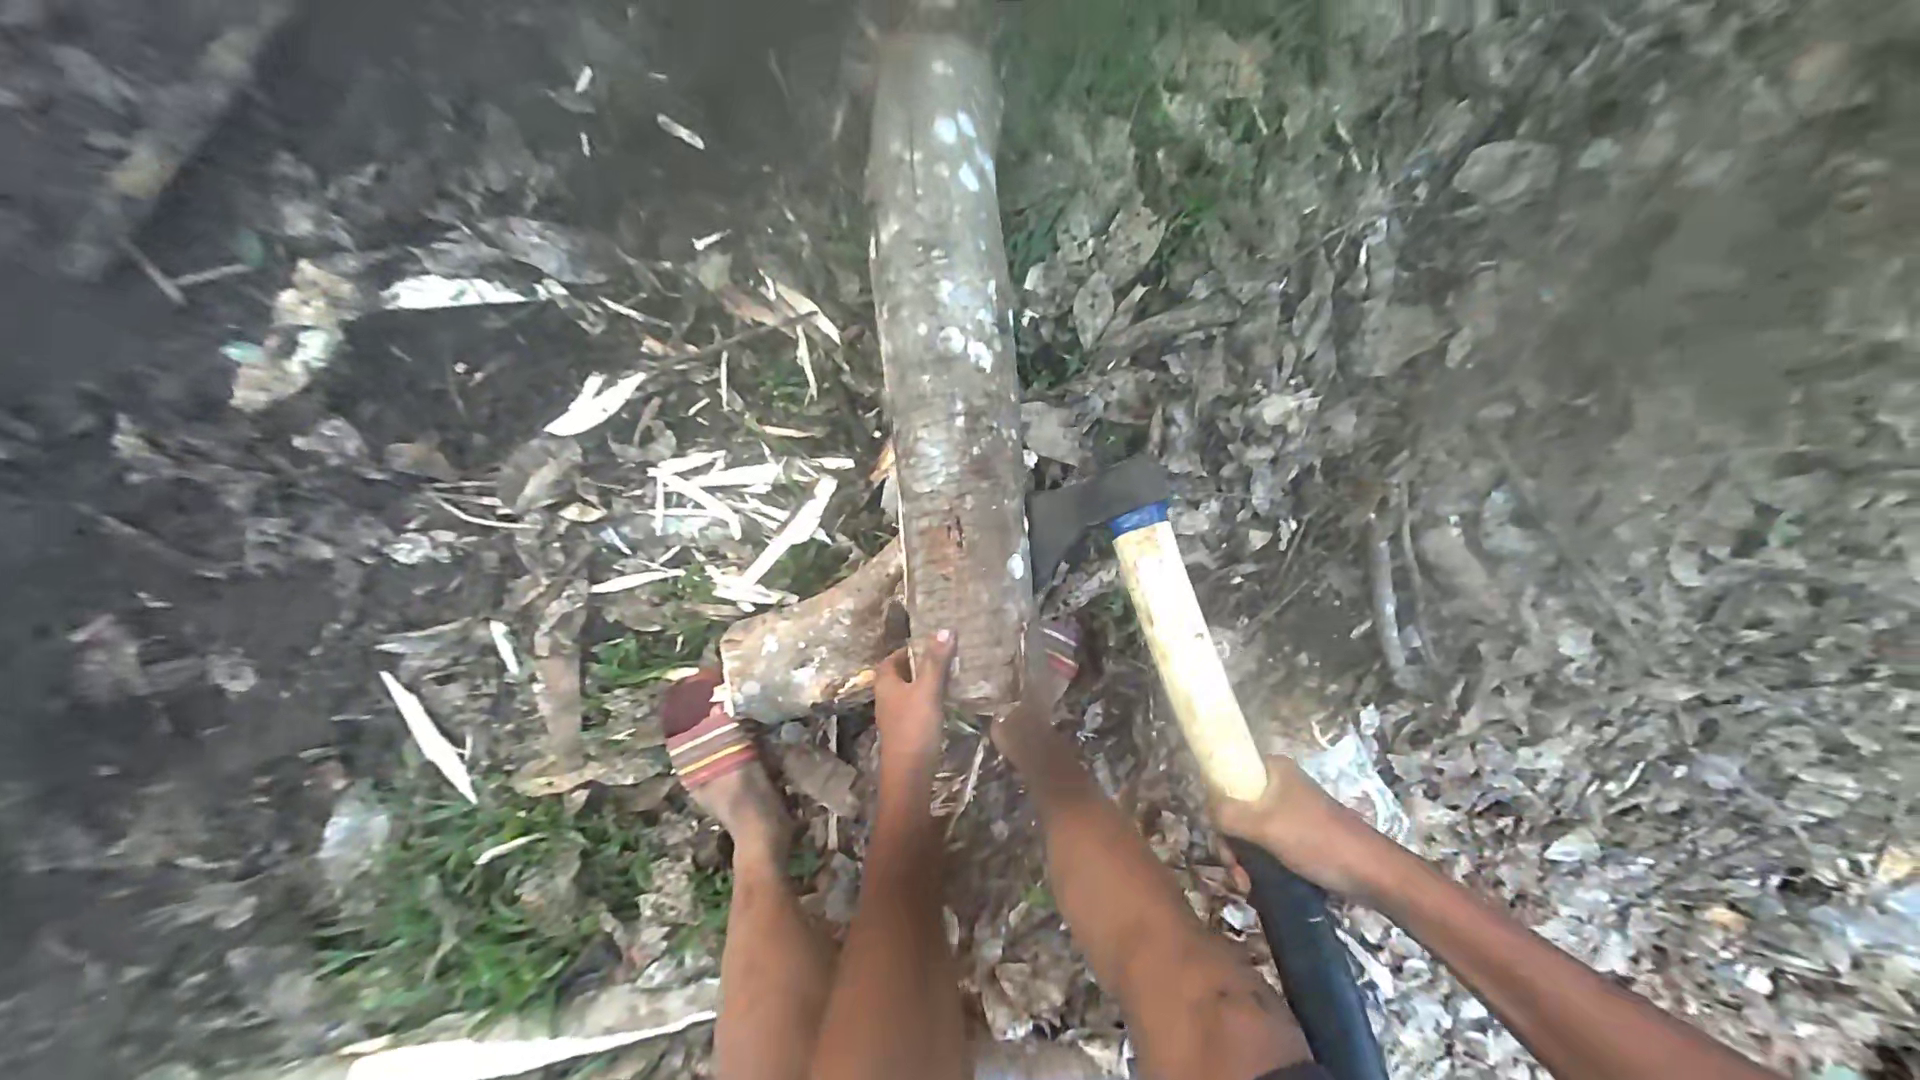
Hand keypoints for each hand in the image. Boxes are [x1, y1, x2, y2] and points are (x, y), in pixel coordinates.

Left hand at [872, 629, 956, 774]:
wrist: (909, 774)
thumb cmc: (914, 726)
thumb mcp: (927, 690)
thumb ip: (935, 661)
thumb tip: (945, 629)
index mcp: (885, 683)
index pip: (892, 658)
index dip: (909, 649)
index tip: (931, 643)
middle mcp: (886, 698)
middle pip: (902, 674)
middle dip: (921, 665)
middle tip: (945, 656)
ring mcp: (896, 716)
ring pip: (911, 691)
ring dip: (927, 683)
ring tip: (951, 675)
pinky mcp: (907, 731)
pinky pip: (918, 707)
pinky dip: (930, 700)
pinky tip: (947, 701)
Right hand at [1212, 756, 1395, 900]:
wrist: (1373, 876)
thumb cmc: (1317, 841)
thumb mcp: (1264, 825)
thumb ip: (1227, 813)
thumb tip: (1208, 812)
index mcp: (1271, 769)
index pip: (1226, 775)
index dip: (1216, 804)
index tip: (1220, 835)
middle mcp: (1277, 784)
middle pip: (1234, 807)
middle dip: (1230, 841)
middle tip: (1235, 868)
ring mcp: (1288, 811)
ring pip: (1247, 829)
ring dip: (1241, 858)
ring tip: (1246, 884)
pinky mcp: (1297, 835)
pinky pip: (1264, 844)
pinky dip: (1256, 863)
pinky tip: (1255, 884)